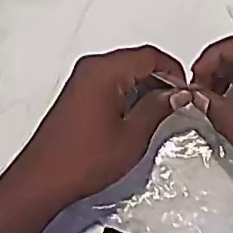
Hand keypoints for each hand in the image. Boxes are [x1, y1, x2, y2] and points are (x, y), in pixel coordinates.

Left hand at [3, 45, 185, 212]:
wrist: (45, 176)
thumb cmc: (83, 159)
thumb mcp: (132, 135)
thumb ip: (157, 108)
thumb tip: (176, 94)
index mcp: (104, 71)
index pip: (148, 56)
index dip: (173, 70)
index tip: (187, 89)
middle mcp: (90, 68)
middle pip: (134, 60)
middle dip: (160, 77)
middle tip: (178, 101)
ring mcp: (81, 79)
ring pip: (122, 70)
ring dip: (143, 85)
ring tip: (161, 110)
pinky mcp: (77, 92)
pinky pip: (109, 81)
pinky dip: (127, 90)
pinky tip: (138, 114)